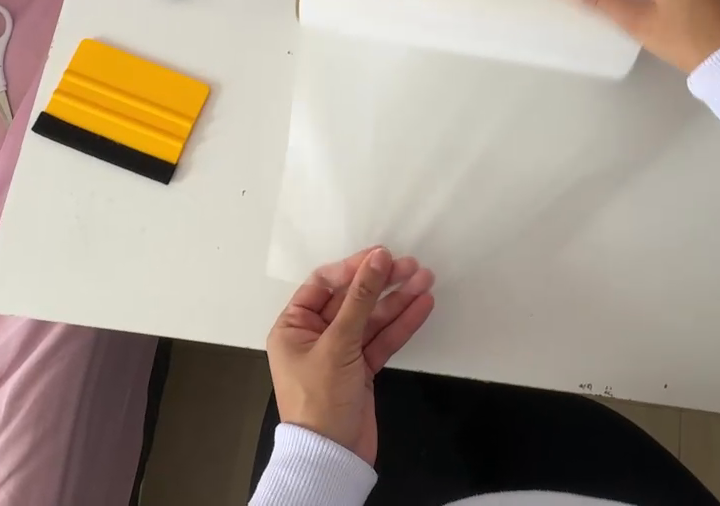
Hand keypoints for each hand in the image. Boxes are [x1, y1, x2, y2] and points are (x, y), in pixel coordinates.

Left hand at [266, 247, 435, 464]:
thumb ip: (361, 298)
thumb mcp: (338, 344)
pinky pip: (382, 338)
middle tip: (411, 266)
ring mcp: (341, 352)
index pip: (324, 284)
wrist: (332, 461)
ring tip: (425, 280)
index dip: (353, 268)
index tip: (381, 257)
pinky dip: (402, 323)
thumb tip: (378, 258)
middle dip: (382, 282)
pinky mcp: (362, 369)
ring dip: (398, 300)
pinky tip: (422, 305)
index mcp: (294, 326)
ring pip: (372, 317)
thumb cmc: (321, 400)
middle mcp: (315, 335)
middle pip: (353, 298)